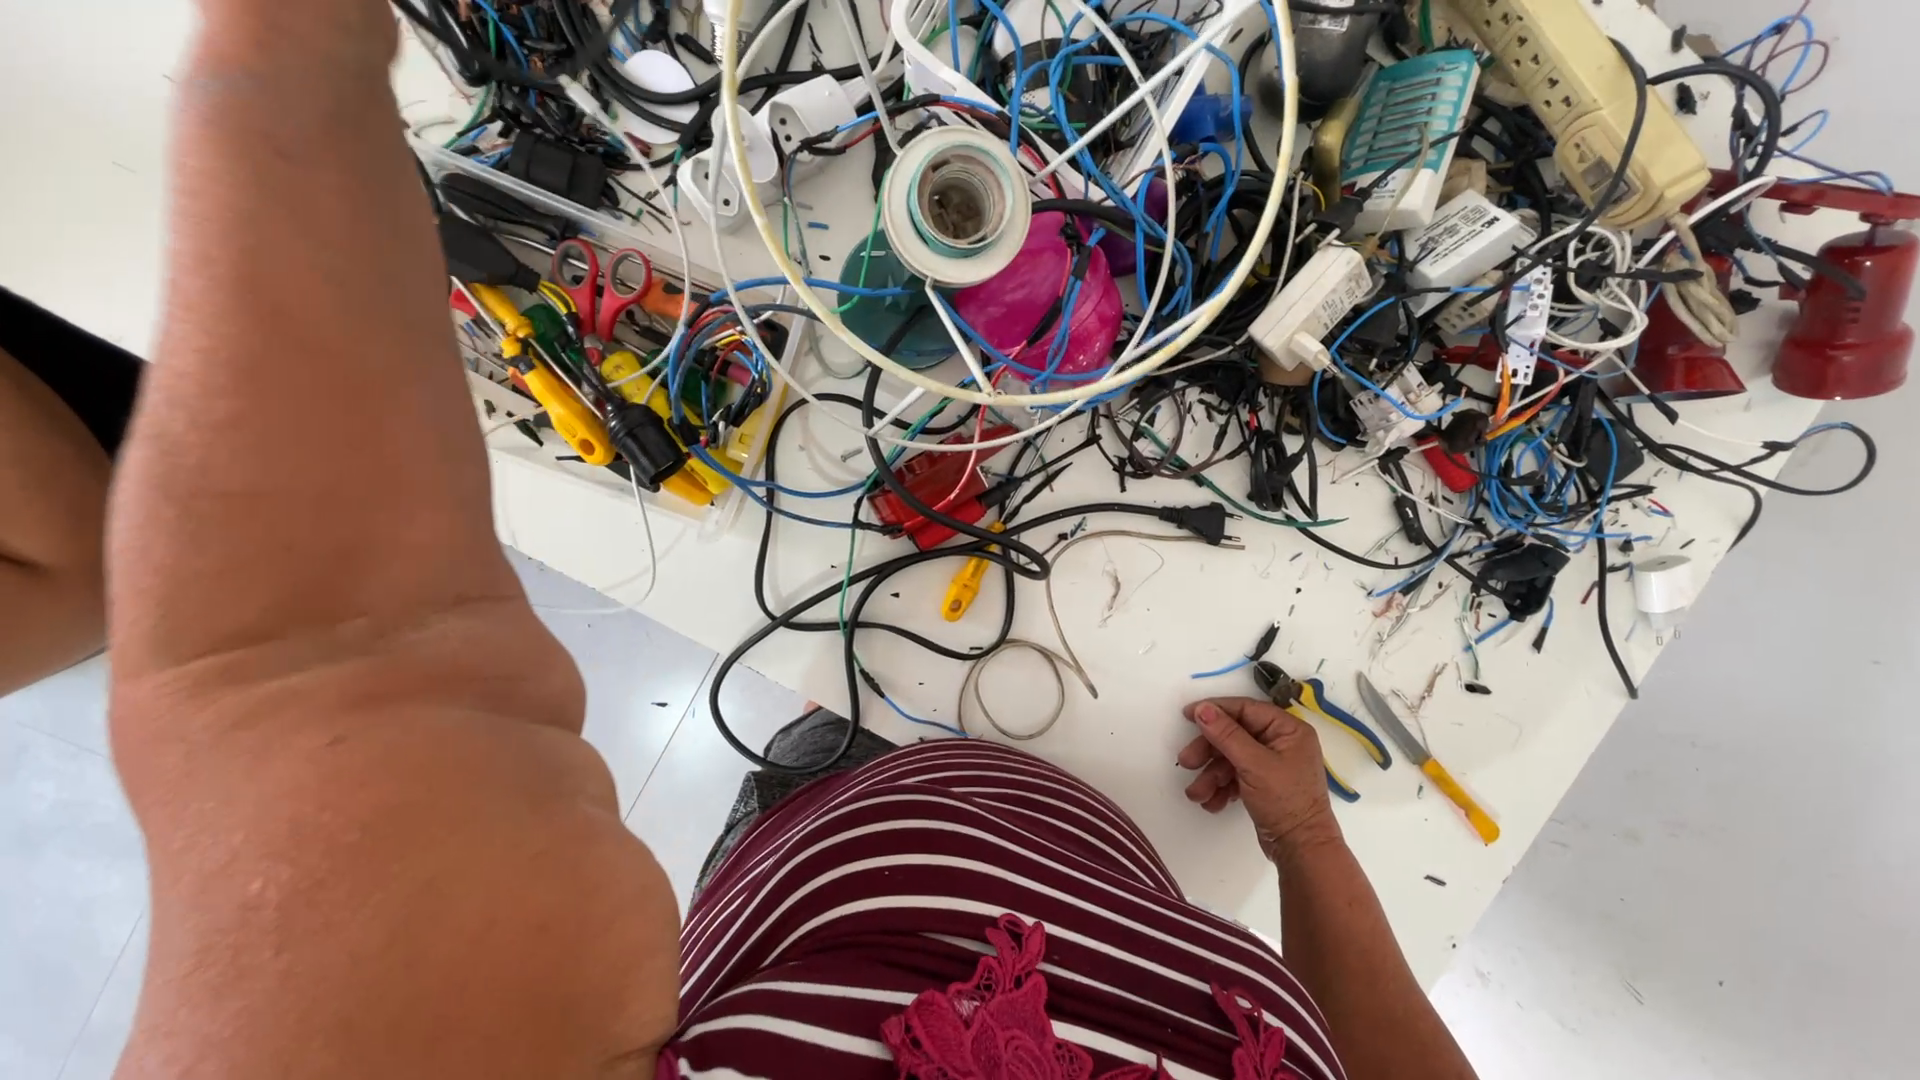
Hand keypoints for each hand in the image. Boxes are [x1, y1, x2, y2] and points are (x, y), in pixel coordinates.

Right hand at [1178, 697, 1342, 861]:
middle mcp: (1280, 743)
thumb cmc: (1285, 802)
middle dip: (1209, 751)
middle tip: (1187, 761)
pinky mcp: (1262, 784)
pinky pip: (1235, 776)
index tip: (1188, 714)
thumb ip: (1226, 734)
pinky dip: (1221, 787)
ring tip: (1197, 793)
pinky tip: (1211, 802)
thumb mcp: (1253, 765)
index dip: (1216, 710)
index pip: (1246, 710)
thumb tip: (1202, 708)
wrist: (1302, 850)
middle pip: (1233, 735)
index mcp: (1288, 730)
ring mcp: (1271, 764)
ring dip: (1211, 775)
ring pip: (1230, 758)